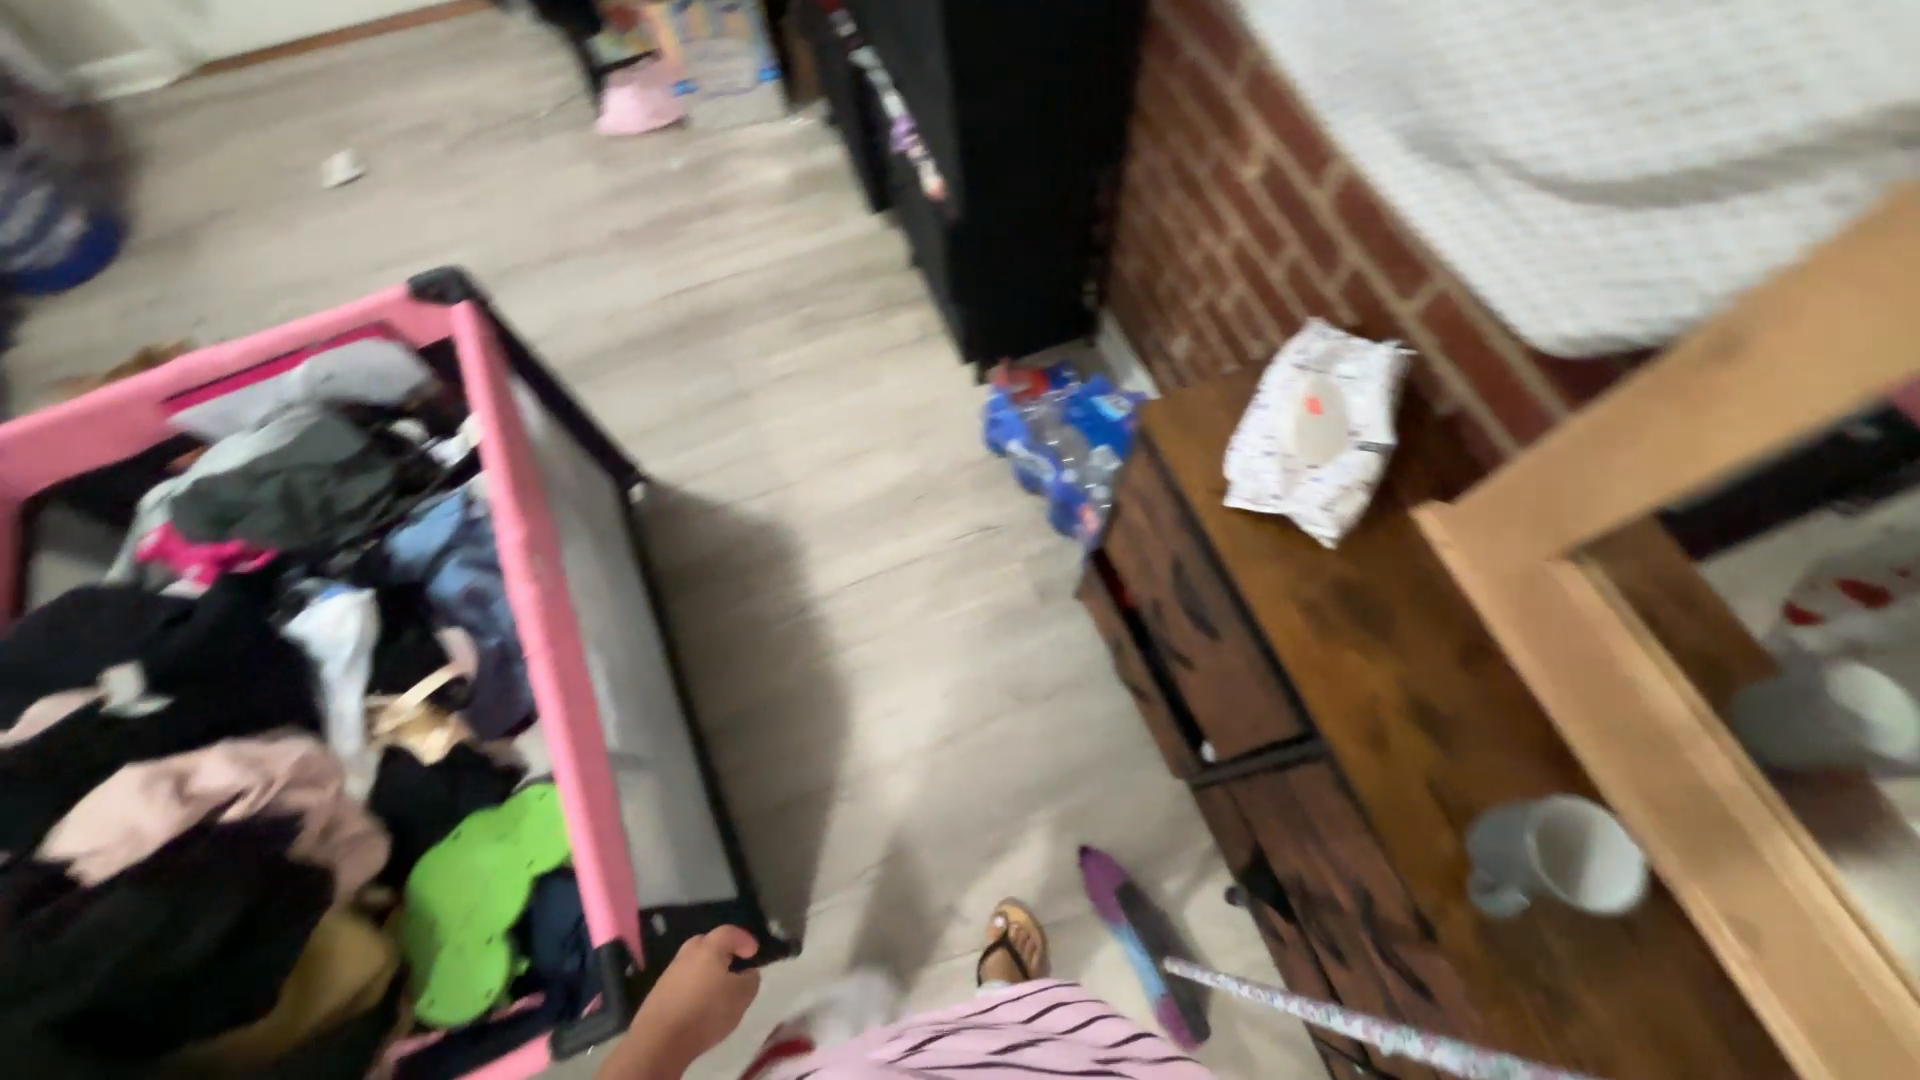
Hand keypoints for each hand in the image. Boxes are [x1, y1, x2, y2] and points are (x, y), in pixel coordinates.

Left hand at [601, 927, 761, 1079]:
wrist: (658, 1041)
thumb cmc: (706, 1012)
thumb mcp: (741, 998)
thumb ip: (750, 981)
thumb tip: (749, 973)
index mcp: (709, 949)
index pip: (728, 932)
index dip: (743, 939)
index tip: (753, 952)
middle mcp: (687, 955)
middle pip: (705, 943)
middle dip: (721, 950)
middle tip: (732, 963)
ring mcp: (669, 974)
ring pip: (691, 963)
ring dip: (705, 970)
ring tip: (716, 987)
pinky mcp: (658, 994)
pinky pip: (681, 981)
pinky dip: (692, 986)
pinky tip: (698, 1002)